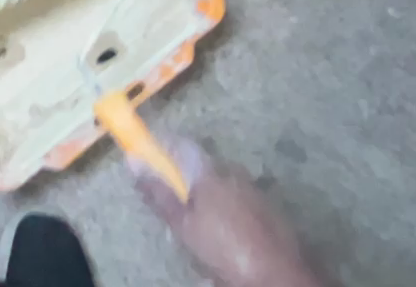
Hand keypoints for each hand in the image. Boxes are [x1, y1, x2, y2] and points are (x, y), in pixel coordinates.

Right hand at [129, 134, 330, 286]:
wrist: (284, 280)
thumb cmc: (224, 250)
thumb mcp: (183, 226)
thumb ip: (158, 192)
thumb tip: (132, 159)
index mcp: (208, 170)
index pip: (179, 141)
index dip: (161, 144)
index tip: (146, 154)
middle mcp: (233, 172)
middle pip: (201, 164)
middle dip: (184, 176)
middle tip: (174, 201)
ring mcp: (256, 191)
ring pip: (222, 184)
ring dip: (208, 195)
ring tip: (200, 222)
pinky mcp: (272, 212)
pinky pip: (241, 200)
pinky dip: (229, 209)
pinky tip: (226, 232)